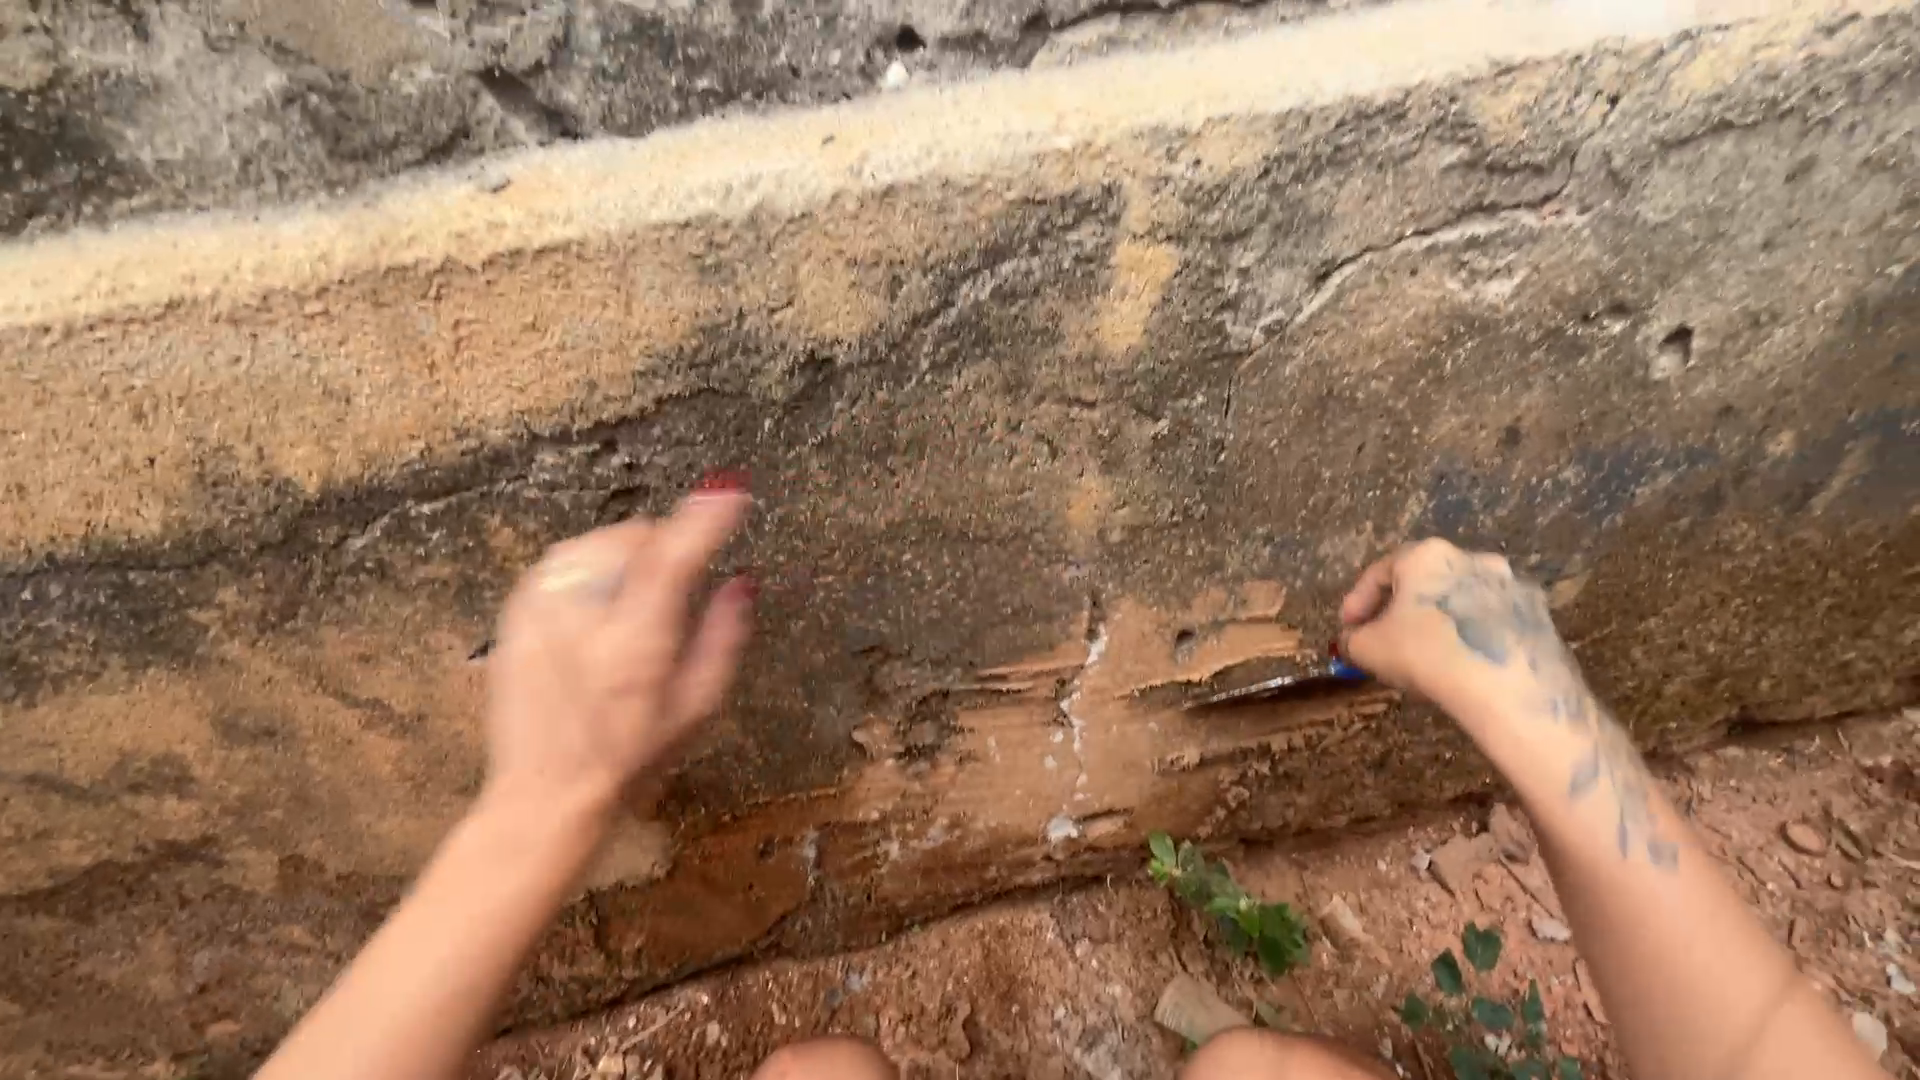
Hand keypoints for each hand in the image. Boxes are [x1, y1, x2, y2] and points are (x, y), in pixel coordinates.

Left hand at [482, 482, 753, 821]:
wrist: (546, 792)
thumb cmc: (631, 756)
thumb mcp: (698, 706)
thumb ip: (724, 636)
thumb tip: (741, 581)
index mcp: (635, 644)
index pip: (672, 558)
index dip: (705, 517)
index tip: (731, 492)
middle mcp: (581, 619)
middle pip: (632, 539)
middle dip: (664, 546)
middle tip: (676, 584)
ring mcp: (539, 613)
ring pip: (594, 542)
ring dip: (627, 554)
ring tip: (637, 597)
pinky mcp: (516, 616)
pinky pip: (562, 561)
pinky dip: (590, 567)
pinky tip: (600, 606)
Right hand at [1337, 537, 1565, 720]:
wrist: (1507, 690)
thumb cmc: (1425, 654)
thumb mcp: (1365, 648)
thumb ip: (1352, 638)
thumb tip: (1354, 639)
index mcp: (1427, 556)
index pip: (1379, 572)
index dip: (1356, 601)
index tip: (1347, 628)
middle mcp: (1472, 559)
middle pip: (1423, 583)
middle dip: (1400, 609)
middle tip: (1383, 638)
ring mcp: (1512, 586)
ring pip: (1460, 601)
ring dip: (1438, 622)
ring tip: (1424, 655)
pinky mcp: (1539, 617)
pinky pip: (1491, 623)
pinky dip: (1471, 637)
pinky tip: (1460, 666)